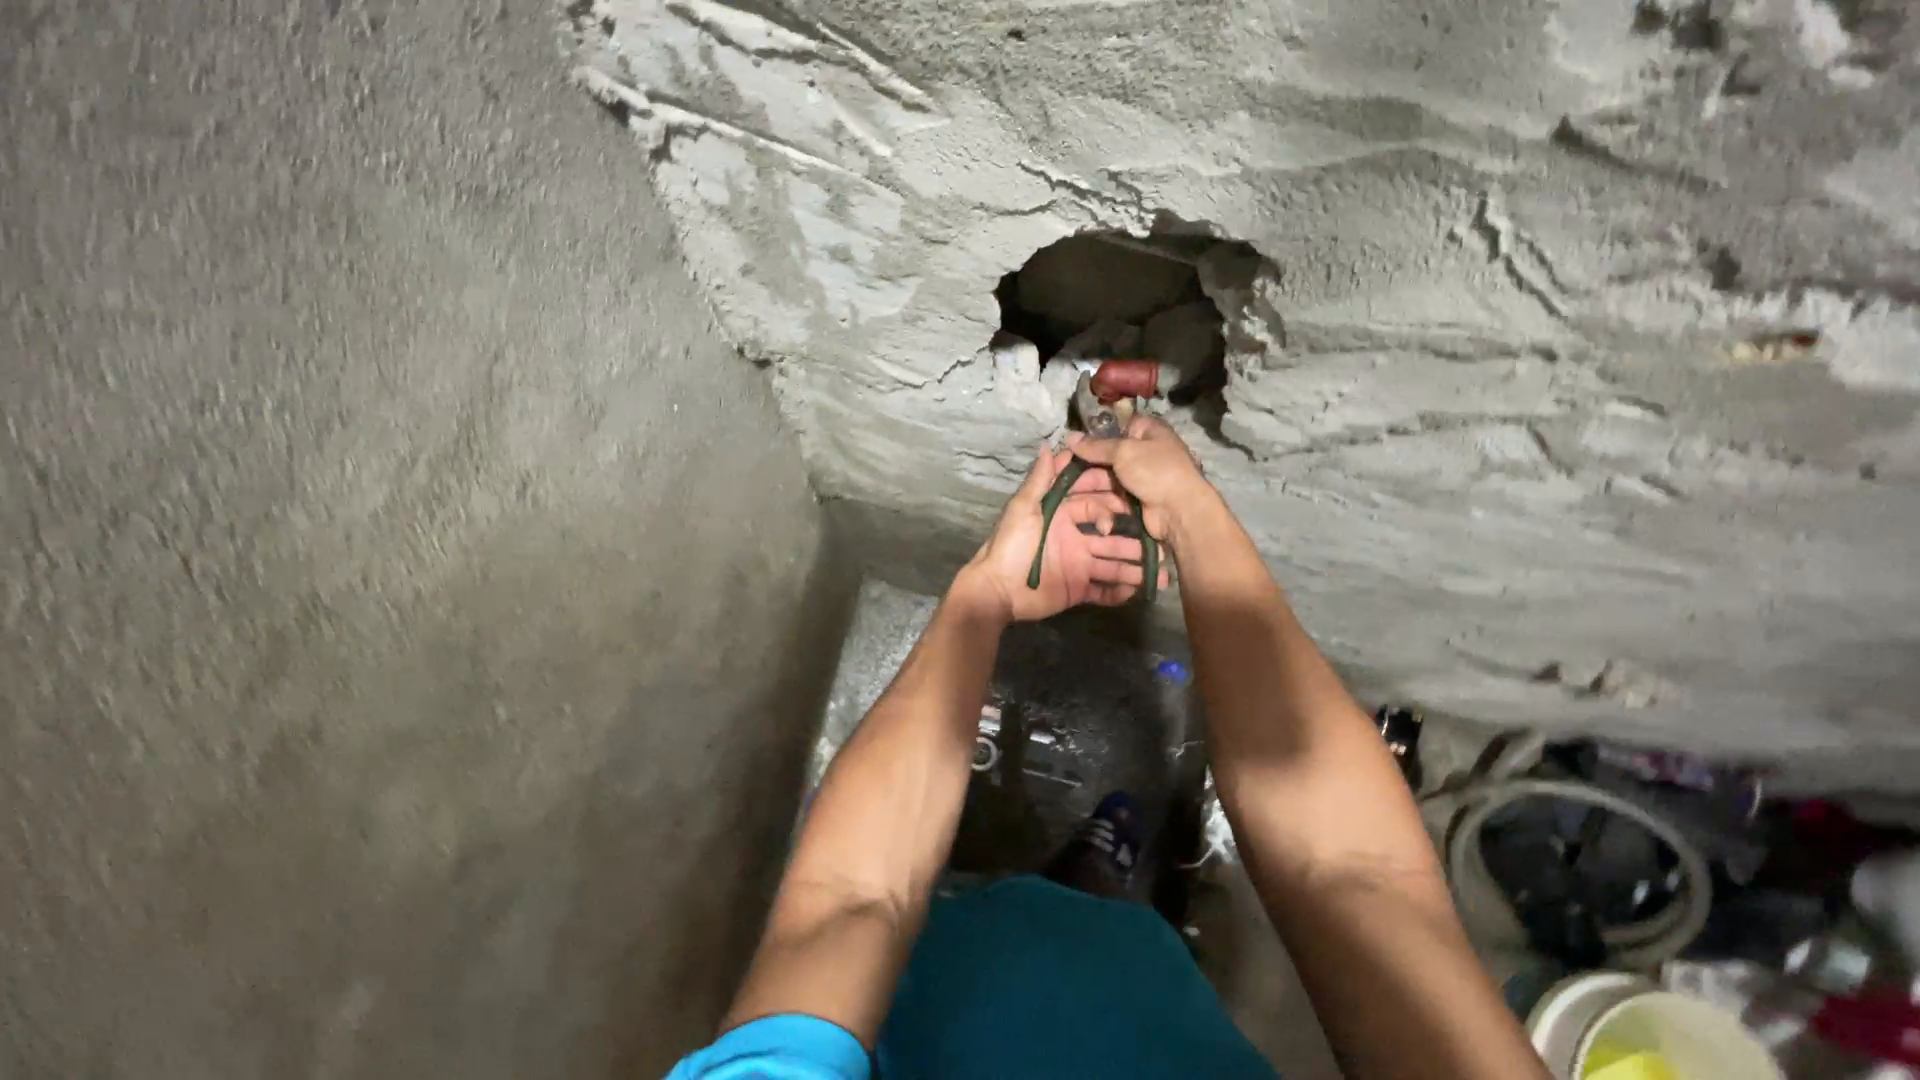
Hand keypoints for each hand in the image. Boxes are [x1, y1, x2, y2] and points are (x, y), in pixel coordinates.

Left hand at [961, 443, 1168, 622]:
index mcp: (1061, 516)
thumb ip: (1039, 481)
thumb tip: (1049, 445)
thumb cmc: (1009, 546)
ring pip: (1113, 563)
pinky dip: (1120, 591)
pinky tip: (1139, 590)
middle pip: (1110, 534)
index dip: (1112, 500)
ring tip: (1159, 573)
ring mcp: (1078, 565)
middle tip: (1156, 540)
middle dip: (1133, 537)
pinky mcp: (1078, 590)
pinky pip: (1103, 590)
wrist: (997, 591)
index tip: (1132, 501)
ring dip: (1135, 566)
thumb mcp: (1023, 510)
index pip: (1094, 502)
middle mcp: (1074, 538)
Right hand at [1066, 415, 1212, 543]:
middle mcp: (1143, 452)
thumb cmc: (1155, 470)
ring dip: (1088, 483)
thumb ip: (1096, 446)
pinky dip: (1098, 497)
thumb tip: (1070, 436)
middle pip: (1107, 455)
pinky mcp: (1135, 499)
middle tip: (1063, 470)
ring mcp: (1139, 477)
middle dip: (1086, 463)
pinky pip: (1112, 494)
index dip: (1093, 435)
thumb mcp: (1124, 451)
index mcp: (1147, 431)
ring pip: (1107, 477)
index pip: (1116, 427)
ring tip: (1065, 489)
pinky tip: (1078, 501)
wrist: (1178, 510)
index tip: (1072, 443)